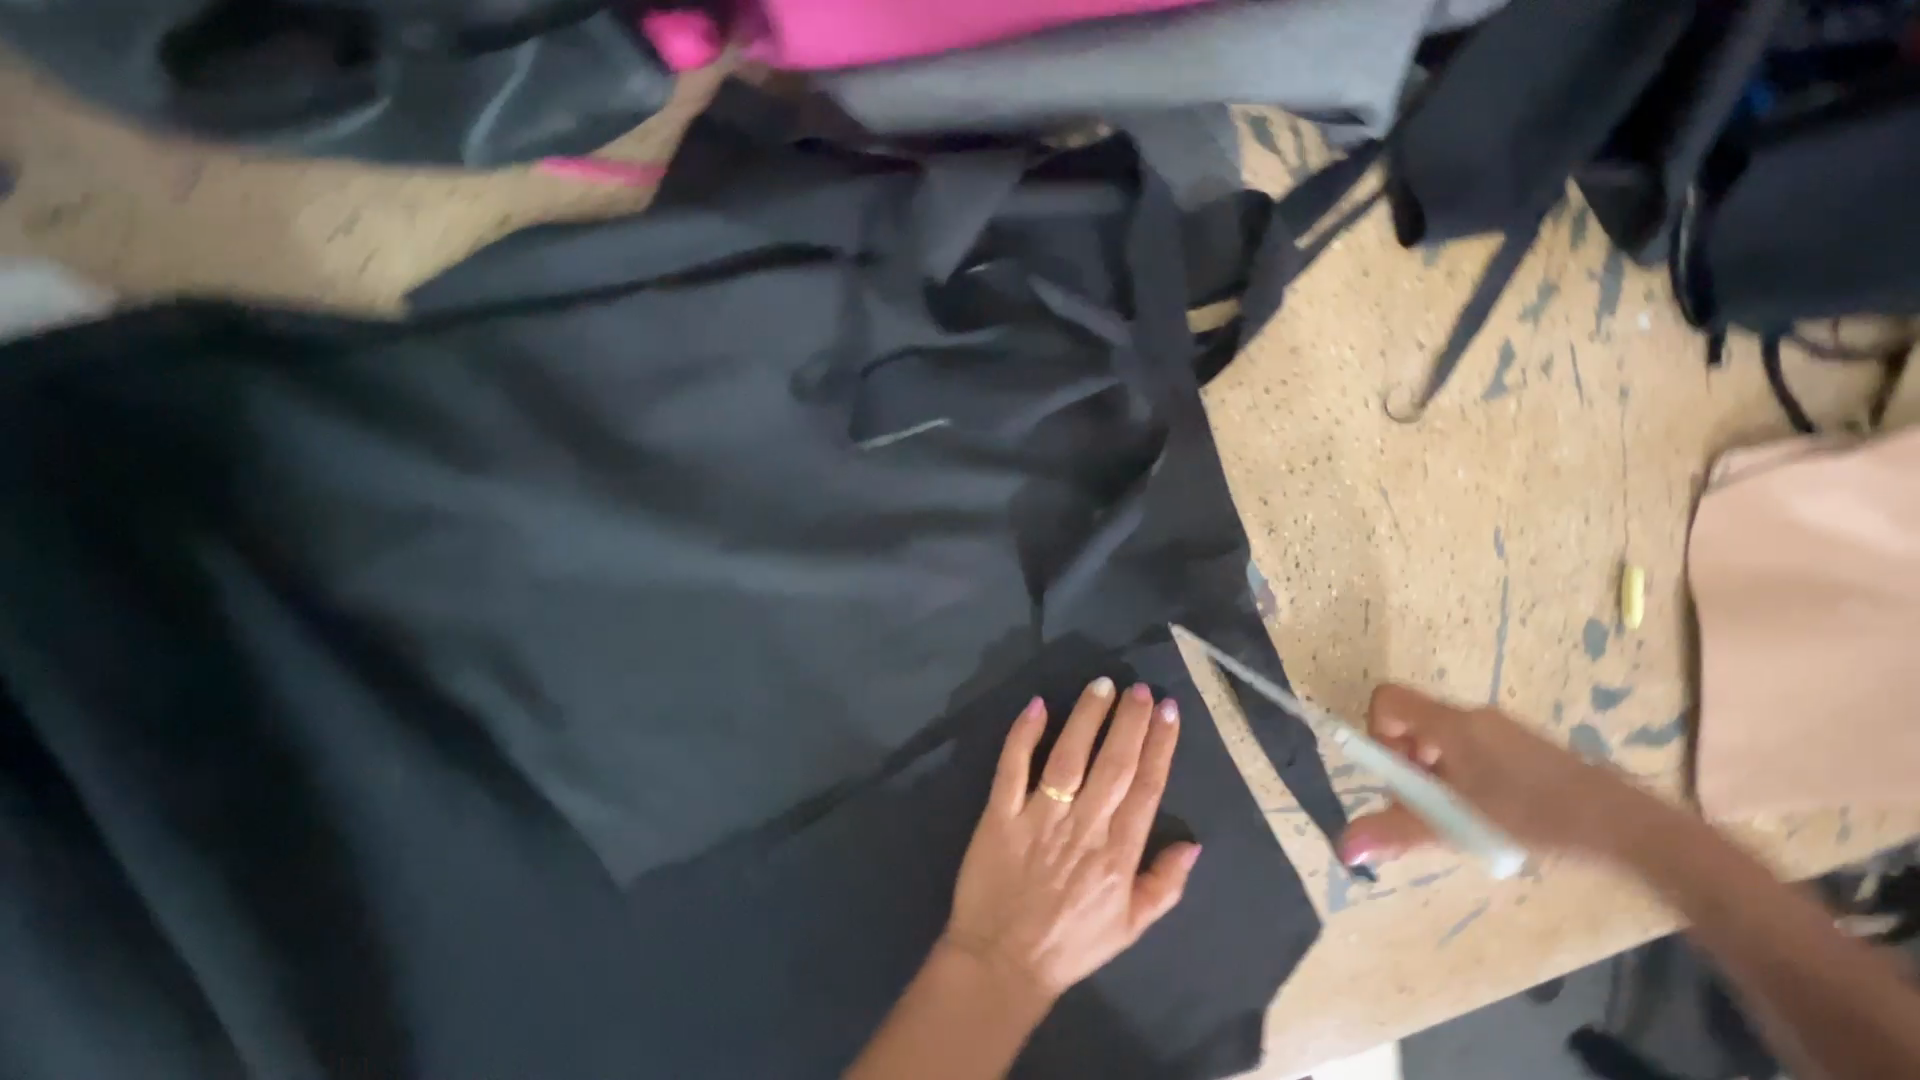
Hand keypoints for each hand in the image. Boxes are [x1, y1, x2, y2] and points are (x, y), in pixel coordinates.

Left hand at [940, 678, 1199, 1002]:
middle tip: (1140, 688)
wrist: (1003, 963)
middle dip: (1130, 721)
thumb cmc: (1071, 944)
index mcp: (1118, 853)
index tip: (1169, 710)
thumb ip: (1166, 884)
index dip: (1160, 744)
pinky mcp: (1000, 817)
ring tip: (1101, 686)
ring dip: (1087, 718)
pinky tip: (1038, 706)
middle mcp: (1083, 829)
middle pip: (1113, 764)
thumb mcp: (1132, 927)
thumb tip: (1194, 842)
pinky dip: (1023, 736)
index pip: (1146, 786)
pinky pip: (1012, 769)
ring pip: (1068, 757)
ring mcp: (1039, 819)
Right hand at [1339, 684, 1668, 867]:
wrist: (1628, 826)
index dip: (1376, 733)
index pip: (1388, 700)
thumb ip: (1396, 832)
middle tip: (1428, 810)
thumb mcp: (1456, 826)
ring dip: (1438, 778)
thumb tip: (1342, 847)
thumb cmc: (1535, 815)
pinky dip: (1467, 781)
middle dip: (1409, 767)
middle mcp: (1473, 717)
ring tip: (1462, 820)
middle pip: (1414, 725)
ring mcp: (1503, 731)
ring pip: (1445, 743)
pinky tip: (1493, 819)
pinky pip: (1475, 753)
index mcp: (1451, 723)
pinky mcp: (1526, 749)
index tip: (1397, 777)